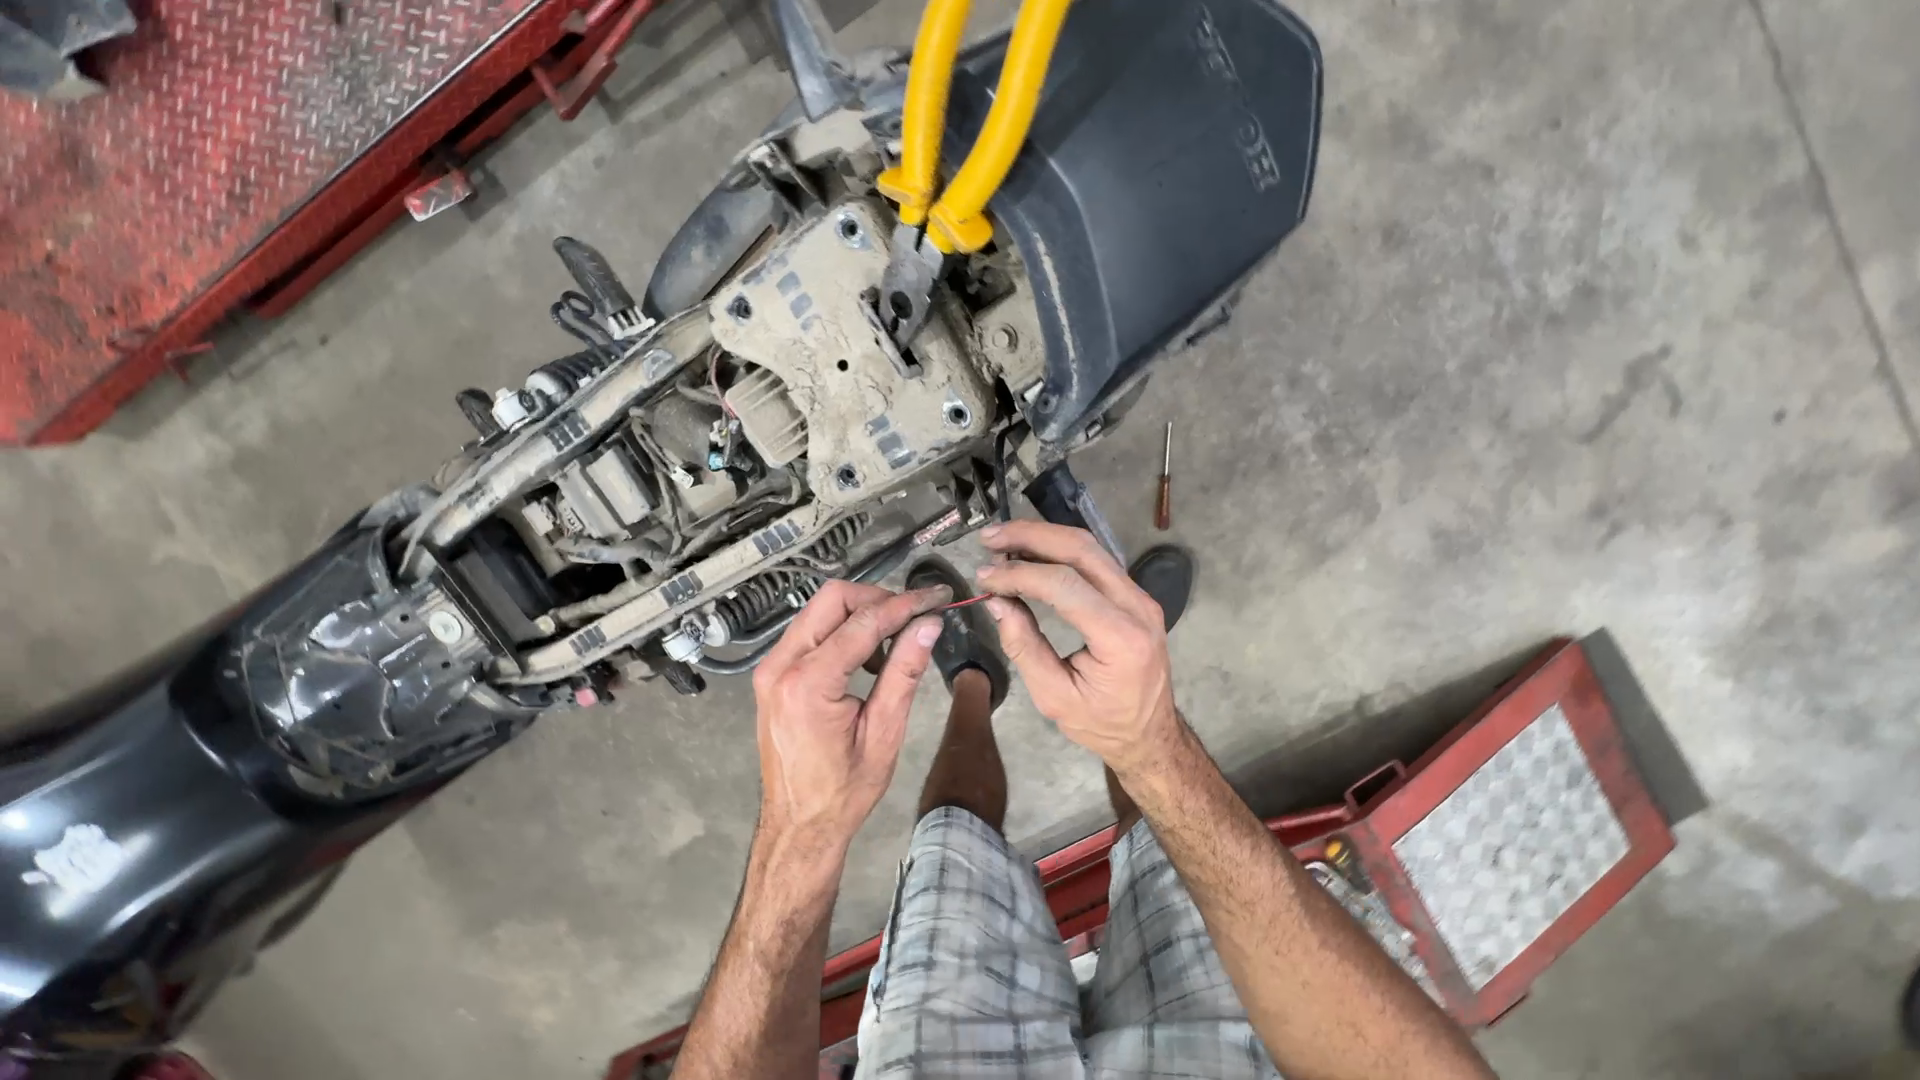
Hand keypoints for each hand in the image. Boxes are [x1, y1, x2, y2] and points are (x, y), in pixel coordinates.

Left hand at [751, 579, 949, 856]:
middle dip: (879, 599)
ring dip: (860, 615)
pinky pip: (809, 631)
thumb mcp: (883, 733)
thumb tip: (929, 626)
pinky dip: (842, 631)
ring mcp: (770, 668)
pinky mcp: (771, 674)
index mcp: (808, 684)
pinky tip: (865, 661)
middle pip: (833, 598)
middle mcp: (780, 667)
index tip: (936, 598)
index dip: (905, 605)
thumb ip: (904, 673)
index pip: (863, 622)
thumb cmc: (843, 792)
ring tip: (892, 647)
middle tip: (914, 618)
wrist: (798, 825)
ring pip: (819, 610)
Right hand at [974, 521, 1182, 779]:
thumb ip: (1025, 648)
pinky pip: (1096, 559)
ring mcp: (1140, 597)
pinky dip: (1059, 550)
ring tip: (1002, 539)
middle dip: (1031, 536)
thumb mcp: (1055, 698)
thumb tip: (996, 603)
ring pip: (1091, 547)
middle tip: (989, 538)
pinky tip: (1029, 552)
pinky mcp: (1134, 595)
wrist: (1150, 733)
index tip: (985, 577)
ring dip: (1044, 537)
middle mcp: (1138, 607)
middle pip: (1082, 550)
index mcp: (1122, 639)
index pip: (1066, 586)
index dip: (1020, 574)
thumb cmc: (1103, 724)